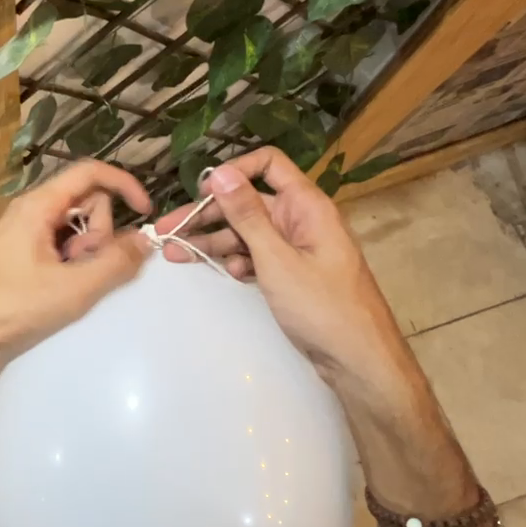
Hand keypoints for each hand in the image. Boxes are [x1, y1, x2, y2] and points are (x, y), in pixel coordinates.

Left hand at [0, 161, 152, 388]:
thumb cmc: (16, 306)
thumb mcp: (75, 288)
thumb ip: (116, 262)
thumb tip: (146, 240)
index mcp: (38, 205)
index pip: (89, 171)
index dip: (123, 184)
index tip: (145, 211)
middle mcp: (30, 207)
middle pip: (86, 199)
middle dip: (99, 231)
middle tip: (85, 266)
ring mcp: (25, 226)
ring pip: (75, 221)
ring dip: (85, 248)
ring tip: (69, 279)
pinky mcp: (22, 245)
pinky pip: (60, 238)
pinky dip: (71, 256)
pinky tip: (60, 282)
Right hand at [152, 148, 407, 388]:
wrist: (359, 361)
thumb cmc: (323, 307)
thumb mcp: (277, 259)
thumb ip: (246, 215)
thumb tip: (220, 172)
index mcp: (305, 205)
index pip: (268, 165)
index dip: (233, 172)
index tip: (200, 191)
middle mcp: (300, 219)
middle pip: (247, 203)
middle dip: (206, 215)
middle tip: (166, 230)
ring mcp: (296, 247)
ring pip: (246, 233)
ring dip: (213, 242)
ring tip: (174, 255)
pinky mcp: (291, 272)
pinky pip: (256, 256)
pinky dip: (237, 262)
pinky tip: (226, 274)